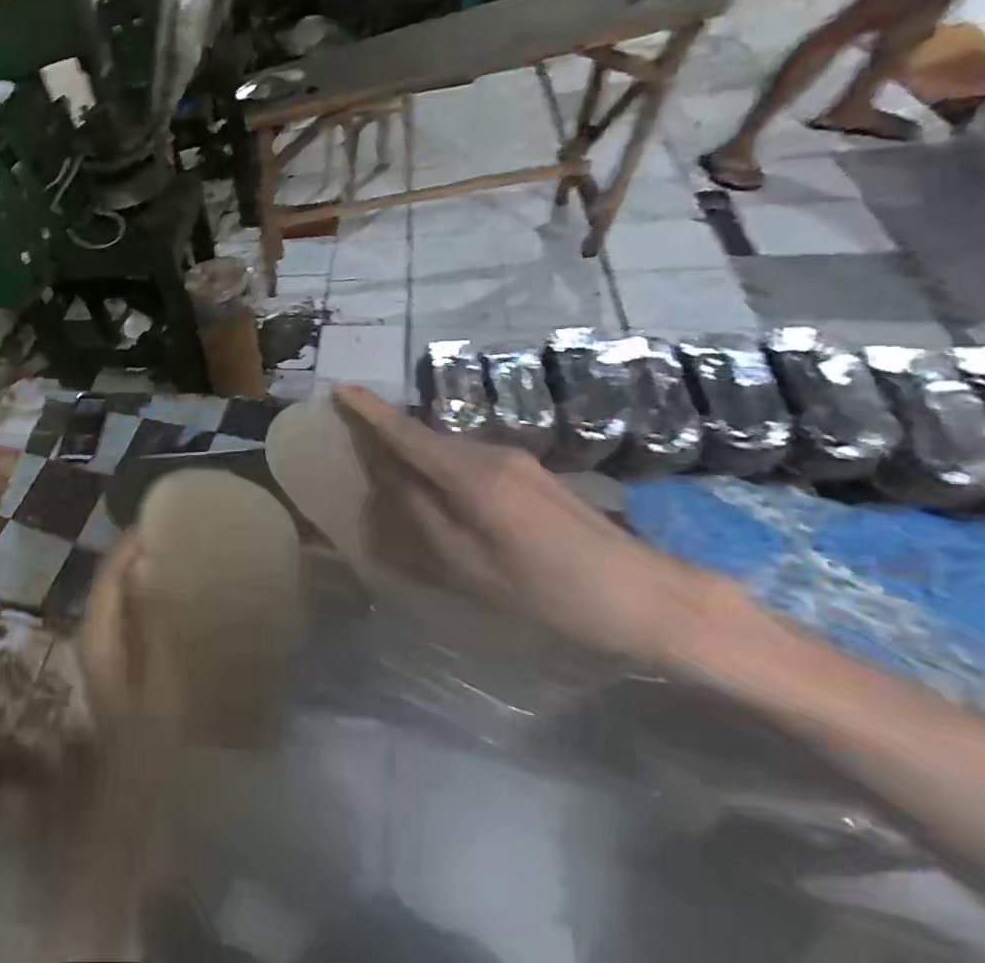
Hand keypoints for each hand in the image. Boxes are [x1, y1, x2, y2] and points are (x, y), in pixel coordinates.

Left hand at [77, 530, 181, 731]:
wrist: (133, 793)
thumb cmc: (150, 738)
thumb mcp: (158, 678)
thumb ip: (151, 621)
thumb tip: (146, 568)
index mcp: (99, 638)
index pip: (108, 577)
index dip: (128, 546)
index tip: (156, 520)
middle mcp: (94, 638)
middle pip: (109, 584)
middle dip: (135, 555)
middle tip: (173, 533)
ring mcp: (103, 653)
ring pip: (117, 599)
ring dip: (140, 575)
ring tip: (176, 555)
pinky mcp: (117, 665)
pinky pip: (126, 616)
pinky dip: (144, 598)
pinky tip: (171, 597)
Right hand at [333, 384, 764, 667]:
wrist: (643, 594)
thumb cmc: (549, 591)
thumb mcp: (469, 565)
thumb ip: (423, 515)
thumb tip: (391, 476)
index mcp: (473, 477)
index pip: (409, 434)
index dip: (371, 412)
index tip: (341, 389)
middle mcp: (493, 455)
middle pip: (427, 437)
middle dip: (388, 432)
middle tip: (354, 442)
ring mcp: (518, 461)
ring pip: (449, 448)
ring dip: (416, 451)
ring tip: (387, 468)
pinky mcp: (532, 473)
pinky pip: (470, 459)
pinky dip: (441, 465)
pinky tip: (435, 488)